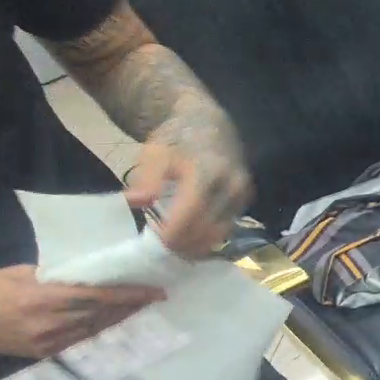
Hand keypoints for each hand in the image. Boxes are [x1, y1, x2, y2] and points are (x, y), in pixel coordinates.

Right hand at [0, 266, 164, 357]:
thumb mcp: (18, 274)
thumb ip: (57, 277)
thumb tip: (90, 276)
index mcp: (44, 298)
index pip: (101, 297)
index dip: (132, 296)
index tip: (157, 292)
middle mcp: (52, 322)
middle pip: (104, 314)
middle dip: (131, 306)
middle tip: (152, 297)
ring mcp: (50, 341)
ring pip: (97, 329)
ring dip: (119, 319)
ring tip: (137, 308)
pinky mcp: (46, 353)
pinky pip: (82, 340)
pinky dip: (98, 330)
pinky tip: (110, 323)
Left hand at [125, 107, 252, 259]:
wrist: (210, 127)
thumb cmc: (177, 139)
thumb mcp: (154, 152)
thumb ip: (146, 178)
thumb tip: (134, 202)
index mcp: (208, 172)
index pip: (193, 210)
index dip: (177, 230)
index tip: (157, 243)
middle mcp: (231, 187)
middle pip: (212, 226)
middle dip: (189, 242)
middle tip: (165, 253)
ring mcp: (242, 196)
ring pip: (223, 231)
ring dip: (200, 244)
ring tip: (178, 250)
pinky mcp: (244, 203)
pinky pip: (228, 226)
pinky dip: (209, 237)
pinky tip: (192, 240)